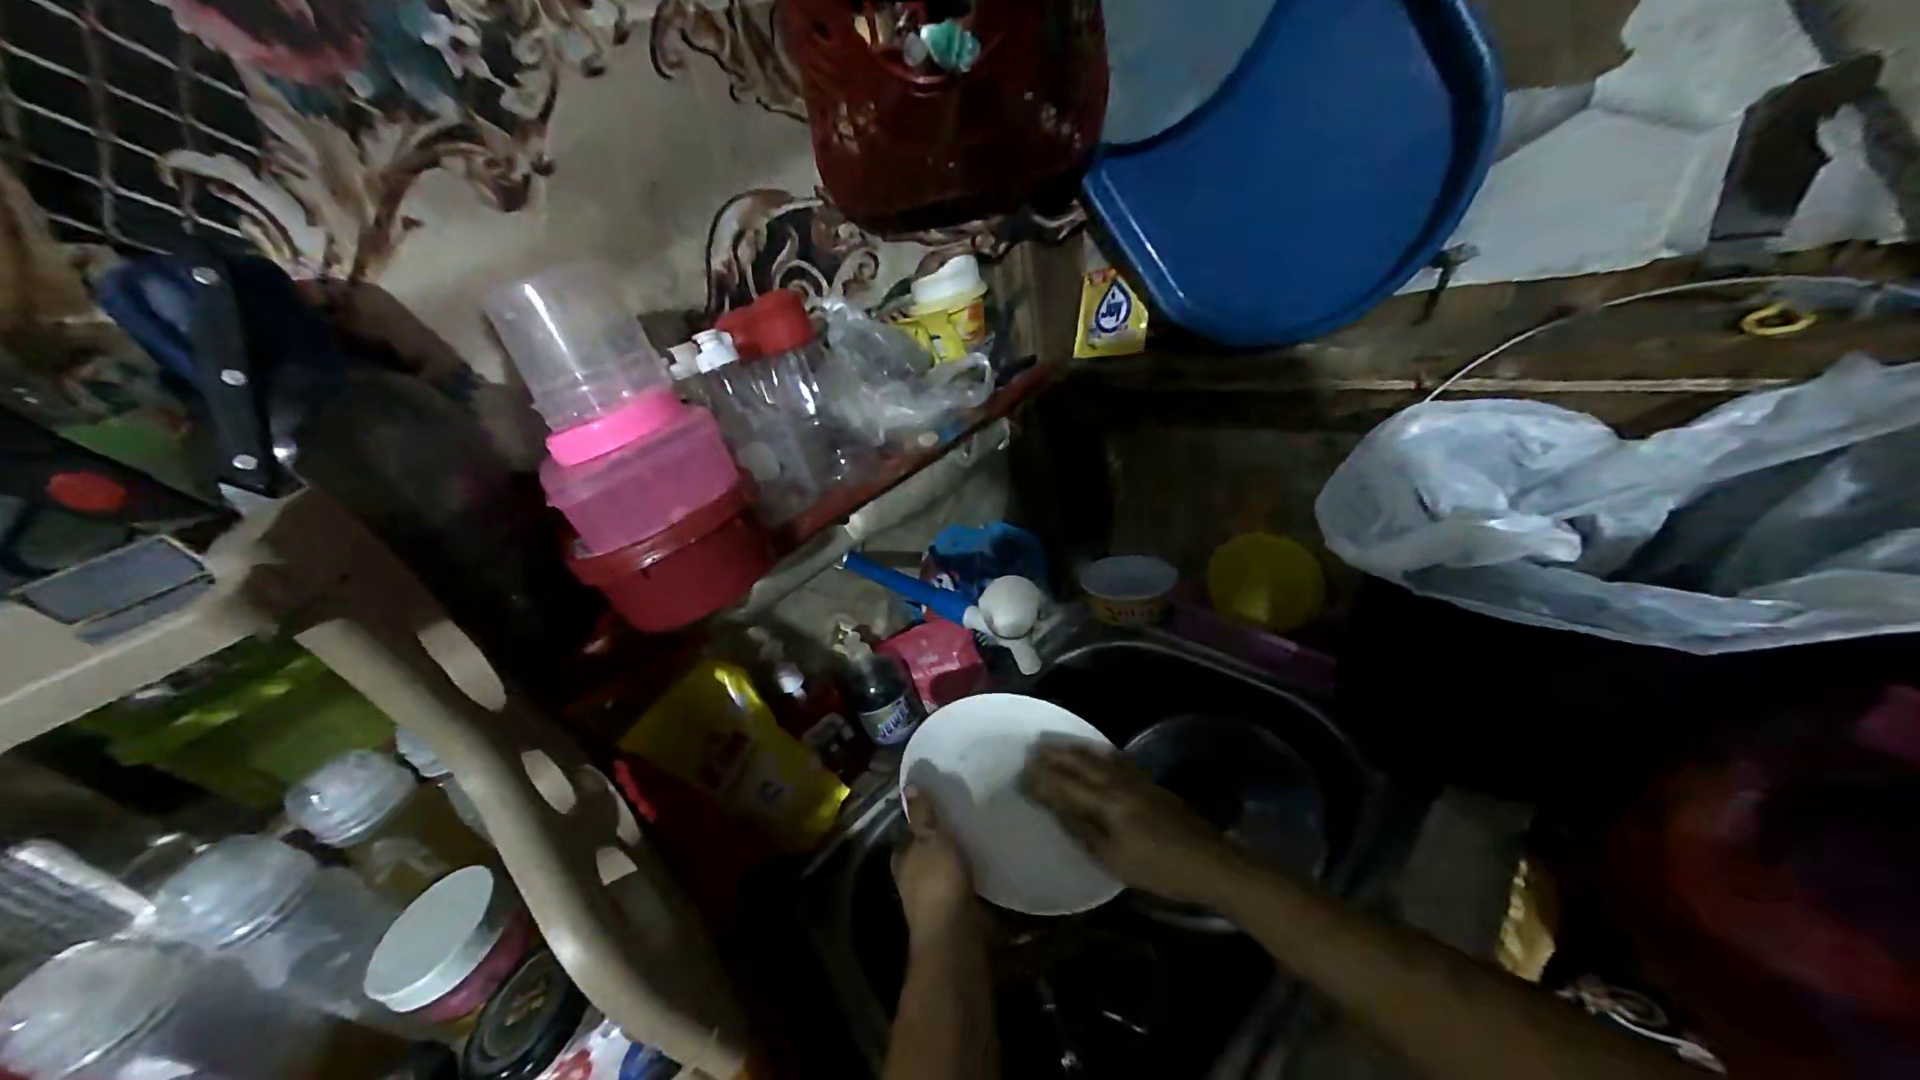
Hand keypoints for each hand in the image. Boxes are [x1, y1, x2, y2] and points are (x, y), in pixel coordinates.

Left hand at [893, 787, 978, 942]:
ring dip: (957, 858)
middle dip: (940, 840)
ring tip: (978, 836)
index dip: (919, 820)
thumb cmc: (937, 880)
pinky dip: (970, 875)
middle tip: (962, 818)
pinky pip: (962, 884)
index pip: (907, 834)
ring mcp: (933, 898)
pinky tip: (986, 863)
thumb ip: (922, 813)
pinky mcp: (955, 910)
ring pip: (944, 869)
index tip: (938, 806)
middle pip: (925, 853)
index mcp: (902, 859)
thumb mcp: (929, 837)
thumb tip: (909, 785)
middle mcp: (912, 879)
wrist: (955, 933)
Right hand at [1022, 741, 1240, 904]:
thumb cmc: (1159, 870)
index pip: (1066, 786)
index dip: (1043, 779)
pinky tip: (1096, 750)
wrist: (1211, 863)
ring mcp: (1137, 781)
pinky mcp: (1150, 783)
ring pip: (1098, 757)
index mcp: (1107, 804)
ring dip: (1073, 749)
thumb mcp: (1114, 860)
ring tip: (1054, 743)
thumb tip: (1055, 807)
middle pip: (1081, 764)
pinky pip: (1117, 759)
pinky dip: (1099, 751)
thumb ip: (1083, 831)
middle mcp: (1119, 784)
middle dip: (1054, 756)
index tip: (1022, 772)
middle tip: (1032, 748)